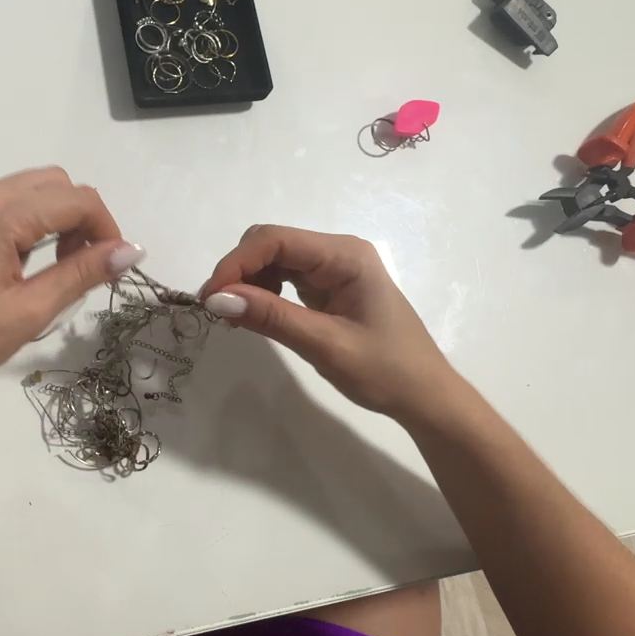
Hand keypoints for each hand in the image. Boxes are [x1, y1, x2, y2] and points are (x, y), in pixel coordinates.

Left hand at [0, 167, 142, 436]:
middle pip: (50, 183)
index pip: (77, 198)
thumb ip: (80, 274)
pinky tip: (8, 269)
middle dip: (80, 218)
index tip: (111, 266)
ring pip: (20, 191)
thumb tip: (131, 251)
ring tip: (47, 272)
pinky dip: (17, 224)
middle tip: (80, 268)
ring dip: (49, 220)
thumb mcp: (26, 313)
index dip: (107, 228)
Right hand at [198, 225, 460, 420]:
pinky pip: (283, 276)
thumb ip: (271, 317)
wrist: (424, 396)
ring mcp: (332, 267)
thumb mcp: (324, 345)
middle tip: (218, 311)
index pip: (275, 240)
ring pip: (272, 258)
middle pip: (270, 243)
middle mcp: (337, 251)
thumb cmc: (384, 371)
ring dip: (247, 281)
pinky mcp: (327, 285)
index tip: (210, 298)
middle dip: (238, 271)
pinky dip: (261, 291)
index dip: (236, 263)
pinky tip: (255, 315)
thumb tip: (217, 299)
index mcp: (345, 256)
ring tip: (234, 317)